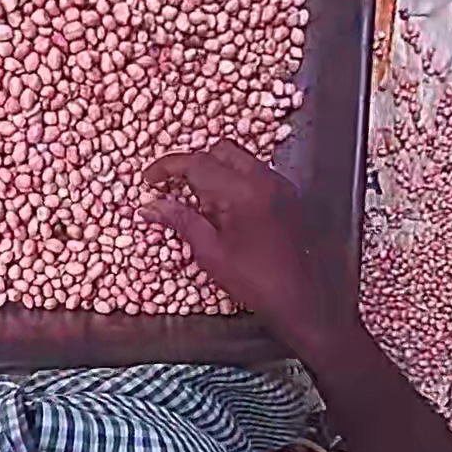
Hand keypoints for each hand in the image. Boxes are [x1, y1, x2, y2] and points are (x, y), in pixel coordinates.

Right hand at [141, 139, 356, 353]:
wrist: (303, 300)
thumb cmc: (254, 281)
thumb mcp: (210, 251)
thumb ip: (181, 220)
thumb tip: (151, 206)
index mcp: (242, 192)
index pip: (197, 163)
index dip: (167, 167)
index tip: (149, 180)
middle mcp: (264, 180)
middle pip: (219, 151)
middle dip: (192, 165)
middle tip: (173, 189)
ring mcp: (280, 186)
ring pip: (238, 160)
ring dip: (213, 173)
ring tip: (199, 204)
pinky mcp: (287, 196)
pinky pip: (253, 174)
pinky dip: (233, 182)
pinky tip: (224, 211)